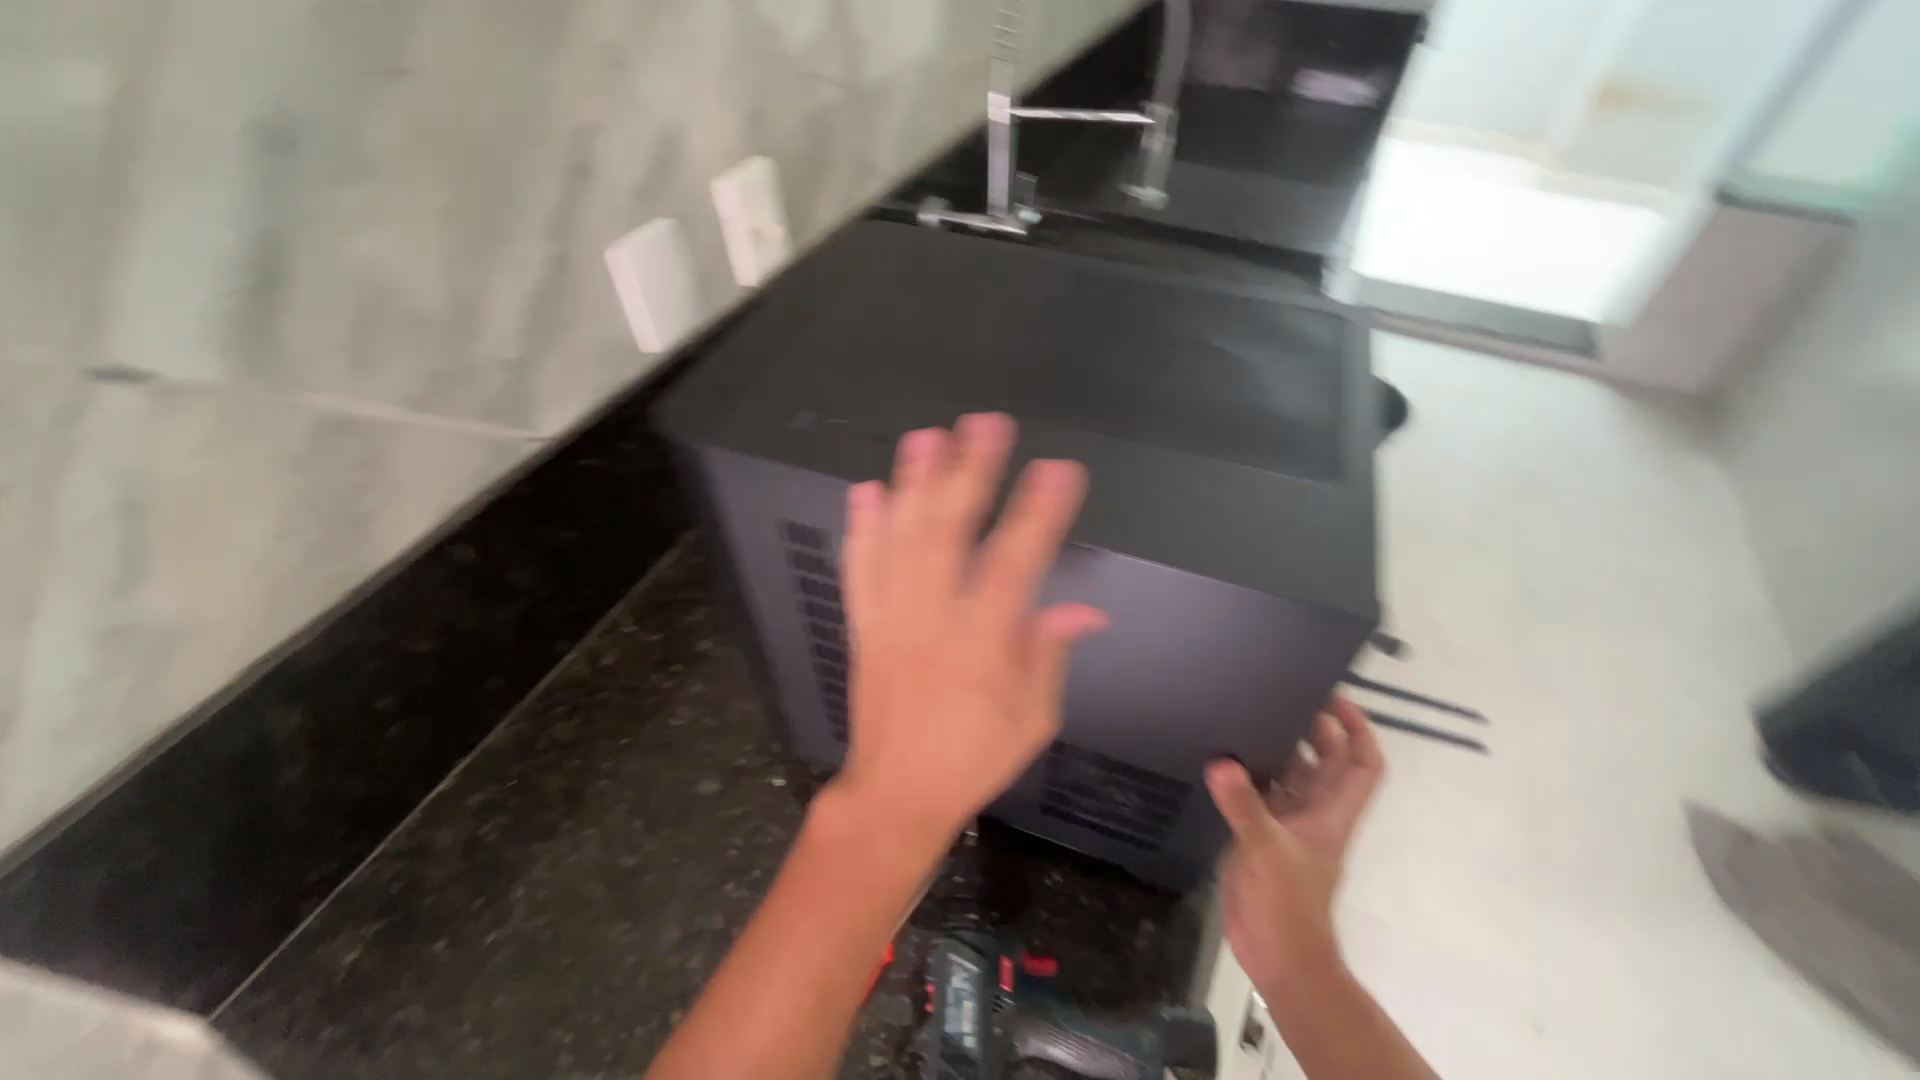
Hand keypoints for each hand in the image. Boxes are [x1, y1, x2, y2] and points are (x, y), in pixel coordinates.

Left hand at [832, 413, 1107, 841]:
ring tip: (926, 437)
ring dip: (913, 484)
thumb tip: (1085, 611)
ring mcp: (891, 619)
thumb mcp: (1033, 719)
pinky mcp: (862, 627)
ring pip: (900, 541)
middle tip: (985, 424)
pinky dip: (860, 530)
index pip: (1016, 564)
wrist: (895, 794)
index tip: (1058, 468)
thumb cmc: (973, 759)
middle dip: (969, 473)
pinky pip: (858, 572)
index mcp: (982, 644)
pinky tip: (866, 490)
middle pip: (949, 534)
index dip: (1038, 513)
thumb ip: (1049, 655)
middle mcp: (933, 620)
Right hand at [1205, 695, 1383, 991]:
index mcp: (1332, 814)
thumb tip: (1220, 761)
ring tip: (1248, 717)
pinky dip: (1245, 776)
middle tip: (1281, 697)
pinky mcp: (1259, 838)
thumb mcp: (1268, 850)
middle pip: (1325, 763)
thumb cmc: (1289, 905)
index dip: (1358, 730)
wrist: (1278, 956)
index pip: (1361, 764)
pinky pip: (1258, 796)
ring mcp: (1287, 826)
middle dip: (1313, 729)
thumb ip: (1245, 806)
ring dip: (1276, 750)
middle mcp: (1314, 814)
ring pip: (1290, 776)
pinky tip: (1221, 759)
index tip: (1335, 698)